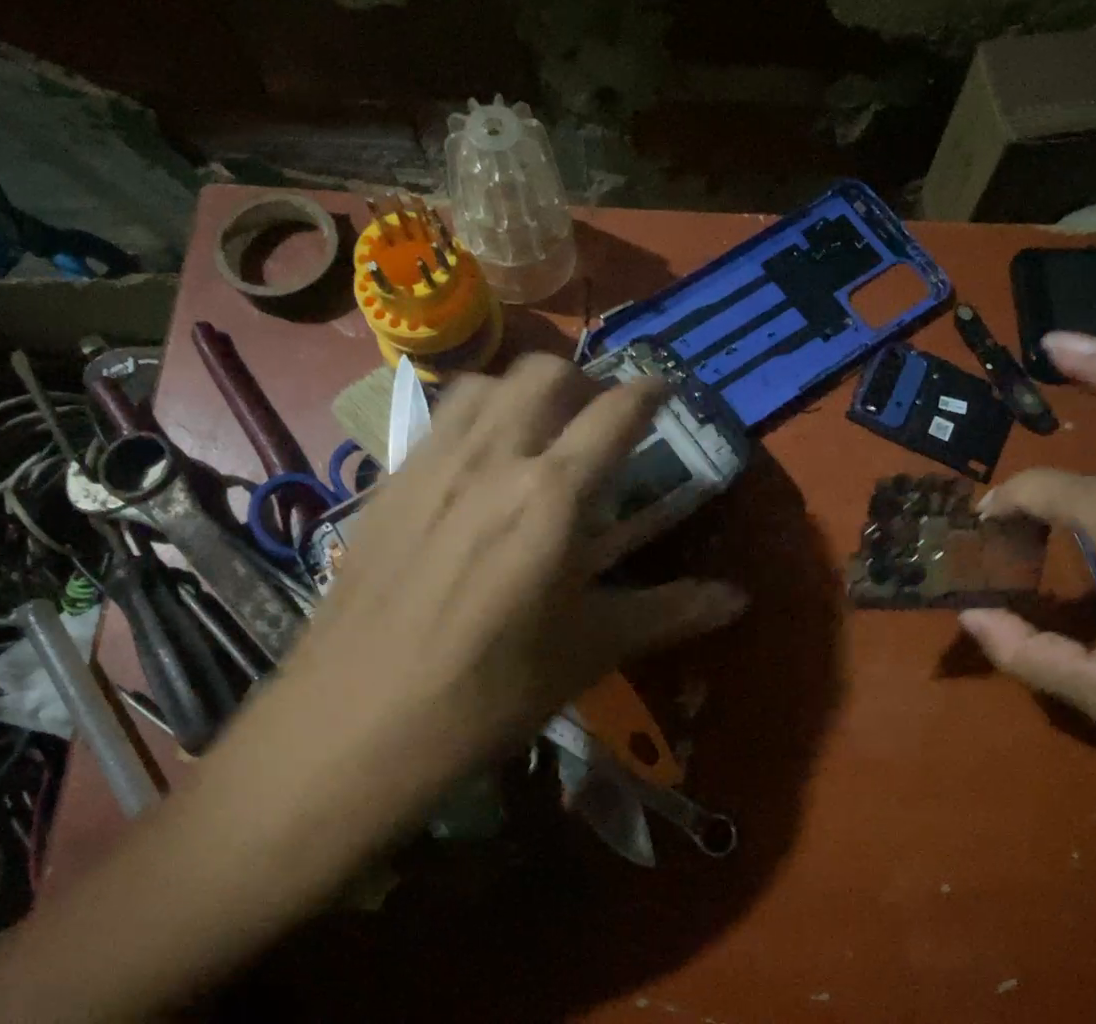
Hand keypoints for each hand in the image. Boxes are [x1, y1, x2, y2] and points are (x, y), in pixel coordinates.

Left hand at [291, 353, 747, 758]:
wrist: (357, 722)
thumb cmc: (490, 693)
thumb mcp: (590, 650)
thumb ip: (669, 612)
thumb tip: (738, 600)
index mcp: (553, 495)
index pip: (616, 410)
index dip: (650, 391)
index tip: (664, 393)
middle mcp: (494, 457)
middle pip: (547, 372)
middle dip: (585, 382)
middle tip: (600, 421)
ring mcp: (433, 462)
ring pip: (488, 382)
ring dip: (526, 389)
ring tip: (540, 431)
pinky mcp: (390, 481)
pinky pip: (441, 417)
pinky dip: (476, 414)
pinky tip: (479, 466)